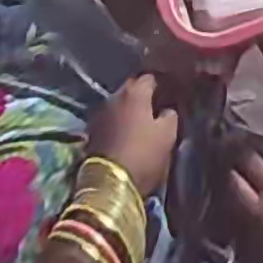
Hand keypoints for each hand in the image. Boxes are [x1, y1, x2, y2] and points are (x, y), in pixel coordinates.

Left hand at [86, 74, 179, 195]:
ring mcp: (100, 113)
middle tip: (157, 110)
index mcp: (135, 91)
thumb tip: (166, 110)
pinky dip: (119, 124)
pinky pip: (111, 121)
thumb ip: (170, 116)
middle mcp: (114, 96)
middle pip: (132, 89)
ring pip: (120, 105)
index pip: (150, 78)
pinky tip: (127, 135)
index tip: (170, 96)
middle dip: (143, 97)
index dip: (161, 86)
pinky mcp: (91, 132)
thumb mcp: (168, 135)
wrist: (108, 185)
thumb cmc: (143, 154)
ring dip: (129, 111)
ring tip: (142, 124)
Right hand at [226, 139, 262, 262]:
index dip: (227, 177)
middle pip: (247, 158)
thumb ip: (253, 248)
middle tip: (236, 151)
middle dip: (239, 154)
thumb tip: (243, 234)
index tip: (226, 175)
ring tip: (259, 143)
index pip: (233, 184)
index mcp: (259, 215)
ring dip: (262, 146)